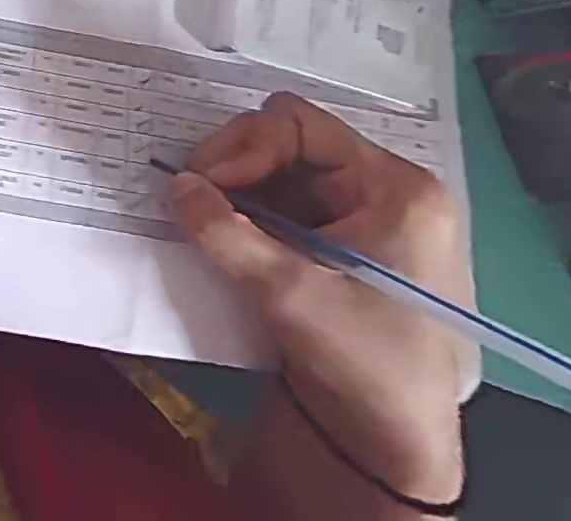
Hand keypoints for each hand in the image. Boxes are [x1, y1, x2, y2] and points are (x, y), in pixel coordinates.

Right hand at [172, 93, 467, 505]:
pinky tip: (224, 230)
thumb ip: (225, 233)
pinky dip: (246, 205)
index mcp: (395, 188)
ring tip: (207, 215)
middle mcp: (381, 188)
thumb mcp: (289, 295)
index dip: (246, 145)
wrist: (388, 446)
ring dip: (236, 185)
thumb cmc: (364, 363)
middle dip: (236, 162)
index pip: (300, 124)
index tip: (208, 182)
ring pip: (278, 167)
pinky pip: (280, 197)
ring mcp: (360, 212)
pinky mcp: (337, 236)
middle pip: (287, 138)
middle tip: (199, 195)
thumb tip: (176, 184)